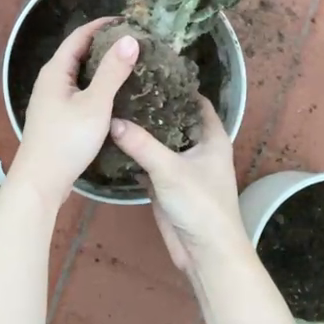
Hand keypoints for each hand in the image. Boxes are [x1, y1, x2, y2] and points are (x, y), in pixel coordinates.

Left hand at [13, 17, 139, 205]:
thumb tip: (131, 39)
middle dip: (103, 45)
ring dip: (100, 67)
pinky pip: (78, 91)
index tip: (127, 20)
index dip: (102, 26)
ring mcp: (51, 100)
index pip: (79, 36)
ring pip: (79, 75)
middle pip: (78, 53)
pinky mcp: (56, 118)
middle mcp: (50, 81)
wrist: (40, 181)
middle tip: (134, 43)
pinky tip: (113, 96)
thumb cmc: (66, 140)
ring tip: (128, 65)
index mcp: (55, 71)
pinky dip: (96, 86)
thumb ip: (112, 72)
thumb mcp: (95, 104)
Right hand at [110, 98, 250, 274]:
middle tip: (123, 85)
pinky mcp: (165, 183)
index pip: (196, 101)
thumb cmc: (201, 205)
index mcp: (212, 138)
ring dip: (141, 128)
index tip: (151, 69)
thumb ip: (141, 144)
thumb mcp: (170, 170)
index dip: (178, 85)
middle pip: (173, 118)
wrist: (205, 253)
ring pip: (159, 139)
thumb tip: (112, 120)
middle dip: (153, 104)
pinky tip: (112, 137)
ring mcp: (181, 166)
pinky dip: (134, 150)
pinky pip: (148, 159)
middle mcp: (197, 148)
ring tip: (114, 105)